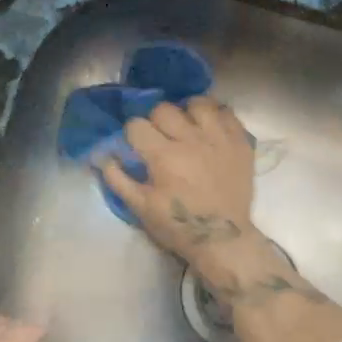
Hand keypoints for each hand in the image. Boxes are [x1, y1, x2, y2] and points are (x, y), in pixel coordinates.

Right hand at [97, 97, 257, 274]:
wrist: (223, 238)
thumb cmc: (177, 226)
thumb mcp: (141, 207)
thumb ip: (118, 179)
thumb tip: (101, 156)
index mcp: (163, 156)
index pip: (136, 125)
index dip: (132, 135)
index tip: (136, 147)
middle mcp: (191, 140)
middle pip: (164, 109)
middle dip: (156, 121)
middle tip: (161, 138)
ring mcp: (218, 138)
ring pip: (197, 103)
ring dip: (187, 113)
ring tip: (187, 128)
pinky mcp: (239, 142)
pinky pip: (226, 112)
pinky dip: (215, 115)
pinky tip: (209, 128)